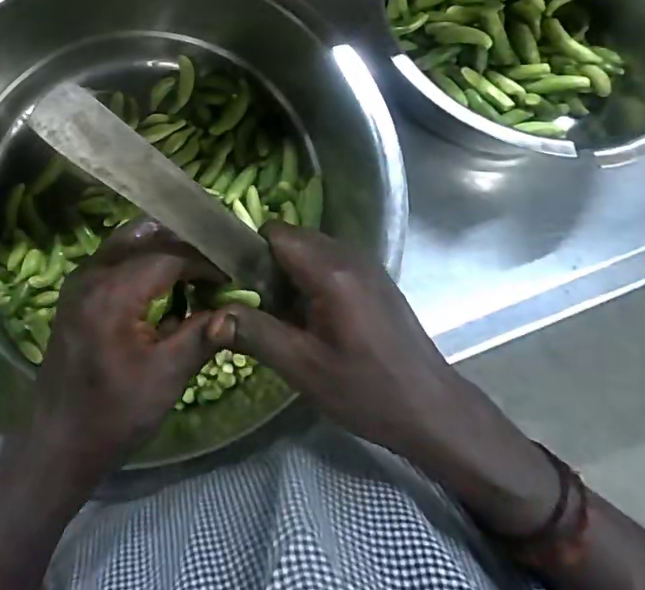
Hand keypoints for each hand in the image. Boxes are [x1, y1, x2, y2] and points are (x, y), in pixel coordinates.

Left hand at [22, 221, 218, 481]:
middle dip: (183, 245)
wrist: (58, 441)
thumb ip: (202, 335)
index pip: (168, 254)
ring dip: (162, 248)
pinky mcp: (77, 291)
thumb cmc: (113, 414)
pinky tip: (165, 285)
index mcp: (112, 291)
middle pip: (145, 236)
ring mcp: (80, 278)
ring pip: (128, 241)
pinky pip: (115, 257)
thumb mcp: (165, 376)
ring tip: (196, 269)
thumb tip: (238, 311)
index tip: (232, 274)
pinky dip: (142, 260)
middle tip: (216, 263)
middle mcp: (92, 272)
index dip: (204, 261)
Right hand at [205, 221, 464, 459]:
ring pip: (310, 248)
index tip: (233, 280)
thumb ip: (255, 334)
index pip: (275, 232)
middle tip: (252, 300)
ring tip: (278, 311)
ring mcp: (366, 264)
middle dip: (266, 262)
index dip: (249, 250)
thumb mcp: (304, 368)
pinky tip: (310, 316)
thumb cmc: (367, 392)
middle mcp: (349, 255)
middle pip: (292, 237)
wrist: (434, 412)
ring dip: (288, 270)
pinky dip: (310, 277)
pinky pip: (329, 260)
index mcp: (330, 271)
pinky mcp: (375, 277)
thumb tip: (210, 317)